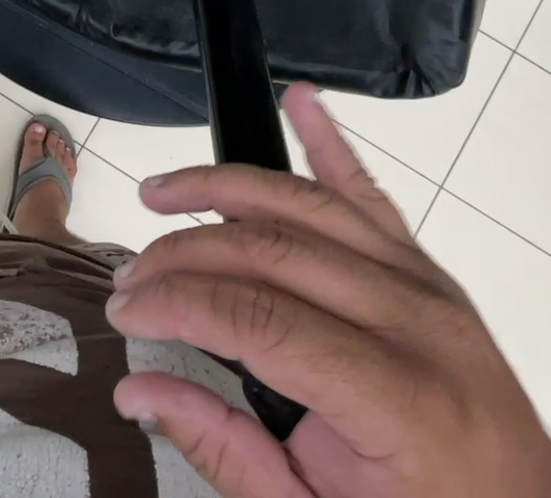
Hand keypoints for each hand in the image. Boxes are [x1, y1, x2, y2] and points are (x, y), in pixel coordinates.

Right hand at [105, 84, 550, 497]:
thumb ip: (223, 451)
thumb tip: (133, 391)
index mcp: (402, 401)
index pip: (260, 320)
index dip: (177, 305)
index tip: (123, 311)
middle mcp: (420, 325)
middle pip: (274, 251)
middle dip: (183, 253)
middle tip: (128, 273)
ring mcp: (427, 285)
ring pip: (308, 206)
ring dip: (222, 187)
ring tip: (157, 192)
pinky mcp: (426, 269)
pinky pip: (369, 195)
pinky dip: (329, 142)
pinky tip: (299, 100)